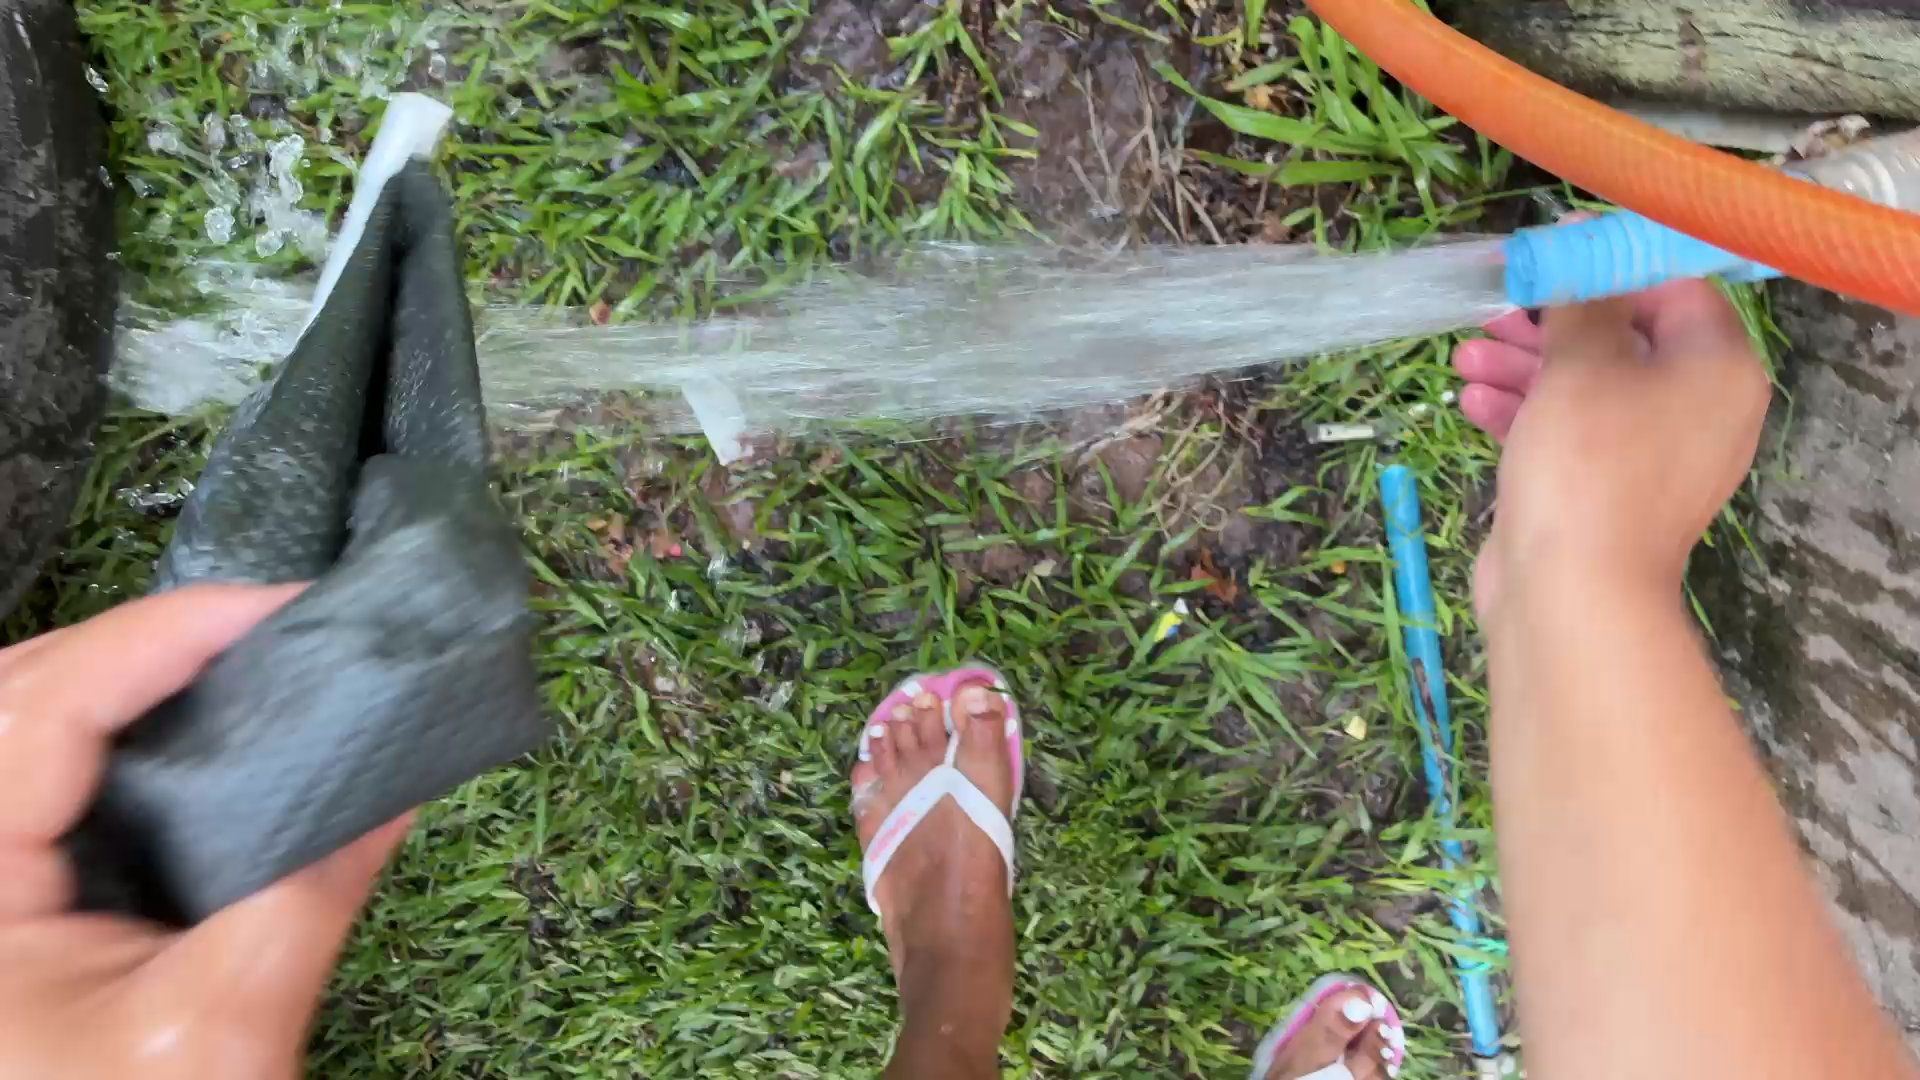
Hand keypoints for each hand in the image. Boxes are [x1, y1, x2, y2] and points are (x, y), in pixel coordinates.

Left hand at [0, 586, 408, 1079]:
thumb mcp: (229, 1011)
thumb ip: (316, 886)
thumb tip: (402, 787)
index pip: (38, 709)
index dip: (165, 633)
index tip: (289, 603)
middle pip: (6, 693)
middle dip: (141, 637)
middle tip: (273, 625)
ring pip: (7, 726)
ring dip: (121, 672)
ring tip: (239, 656)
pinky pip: (27, 772)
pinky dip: (107, 722)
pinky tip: (188, 722)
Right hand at [1454, 279, 1770, 612]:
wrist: (1569, 585)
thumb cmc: (1586, 465)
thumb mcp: (1581, 368)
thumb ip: (1582, 306)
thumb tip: (1579, 250)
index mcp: (1714, 369)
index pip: (1671, 292)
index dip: (1607, 270)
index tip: (1545, 263)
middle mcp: (1689, 407)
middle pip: (1616, 342)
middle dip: (1546, 327)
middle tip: (1489, 316)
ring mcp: (1640, 452)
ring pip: (1579, 389)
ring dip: (1521, 369)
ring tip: (1464, 359)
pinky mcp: (1594, 485)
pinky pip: (1562, 432)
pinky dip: (1521, 413)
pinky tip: (1472, 402)